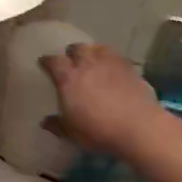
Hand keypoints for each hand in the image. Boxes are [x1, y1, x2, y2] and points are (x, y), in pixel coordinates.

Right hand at [38, 43, 167, 157]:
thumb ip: (57, 125)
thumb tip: (45, 122)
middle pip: (77, 48)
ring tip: (93, 57)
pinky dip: (111, 58)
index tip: (44, 62)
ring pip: (98, 47)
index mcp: (69, 79)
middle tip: (71, 59)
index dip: (47, 61)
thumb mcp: (72, 133)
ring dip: (92, 51)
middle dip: (72, 52)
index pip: (54, 62)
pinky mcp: (130, 68)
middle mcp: (88, 64)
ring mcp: (111, 63)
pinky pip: (117, 56)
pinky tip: (113, 67)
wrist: (137, 126)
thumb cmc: (98, 131)